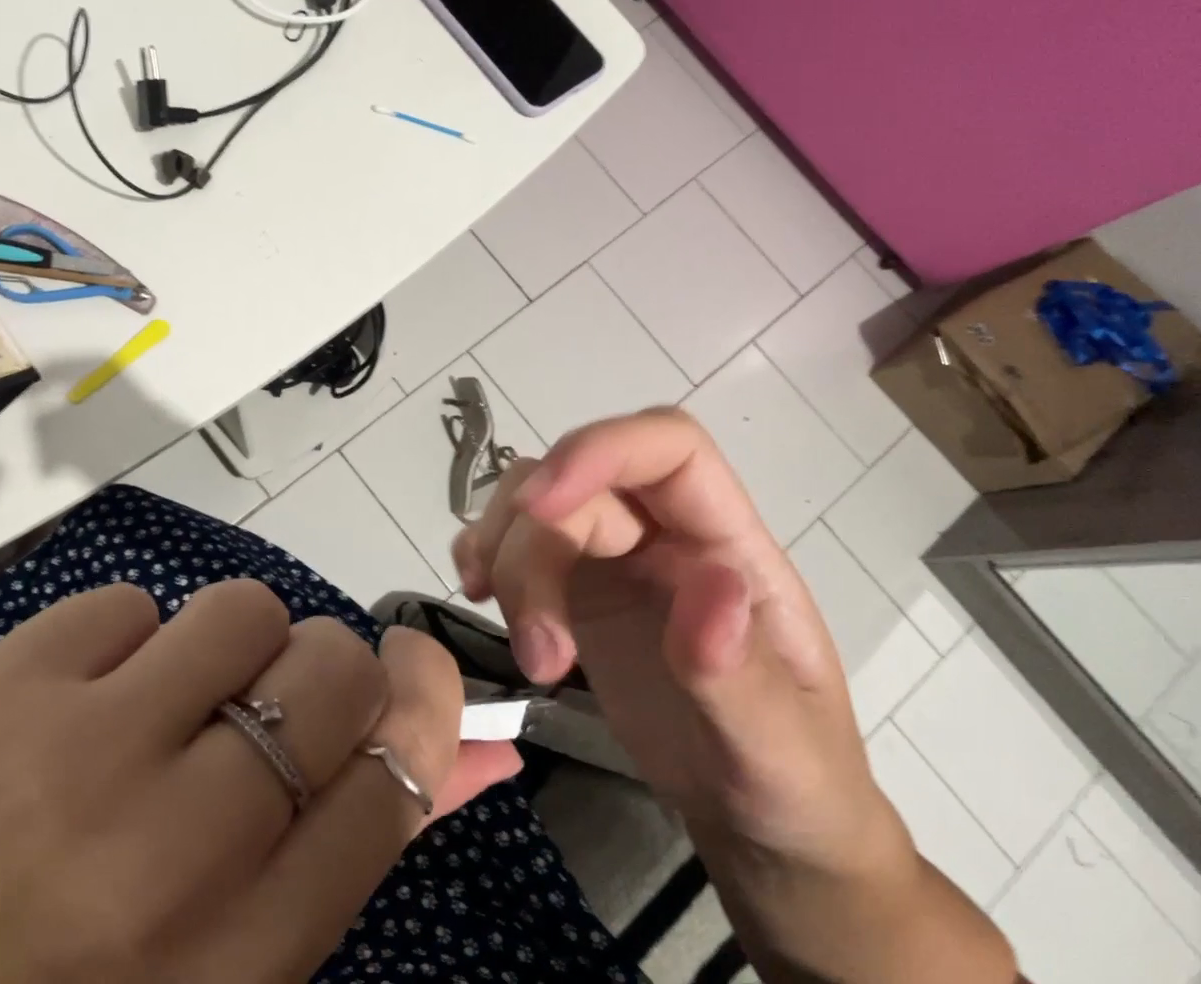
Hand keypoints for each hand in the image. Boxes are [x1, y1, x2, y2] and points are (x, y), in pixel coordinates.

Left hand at [0, 580, 519, 983]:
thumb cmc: (86, 982)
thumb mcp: (240, 958)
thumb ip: (354, 848)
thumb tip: (472, 746)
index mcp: (243, 951)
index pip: (392, 786)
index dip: (421, 711)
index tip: (409, 678)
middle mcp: (172, 847)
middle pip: (329, 677)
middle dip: (331, 668)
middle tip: (278, 697)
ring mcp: (80, 752)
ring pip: (240, 611)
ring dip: (237, 640)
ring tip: (183, 694)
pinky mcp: (5, 683)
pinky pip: (129, 602)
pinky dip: (131, 640)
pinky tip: (90, 701)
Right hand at [452, 407, 888, 865]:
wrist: (755, 820)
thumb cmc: (789, 781)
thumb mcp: (777, 748)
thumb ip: (739, 672)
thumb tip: (705, 585)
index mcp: (731, 546)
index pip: (666, 448)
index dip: (597, 452)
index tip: (536, 507)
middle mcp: (667, 537)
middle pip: (577, 490)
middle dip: (533, 554)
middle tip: (538, 657)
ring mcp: (615, 563)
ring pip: (534, 509)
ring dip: (503, 561)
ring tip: (524, 654)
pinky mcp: (574, 595)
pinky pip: (513, 544)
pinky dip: (484, 557)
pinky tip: (481, 598)